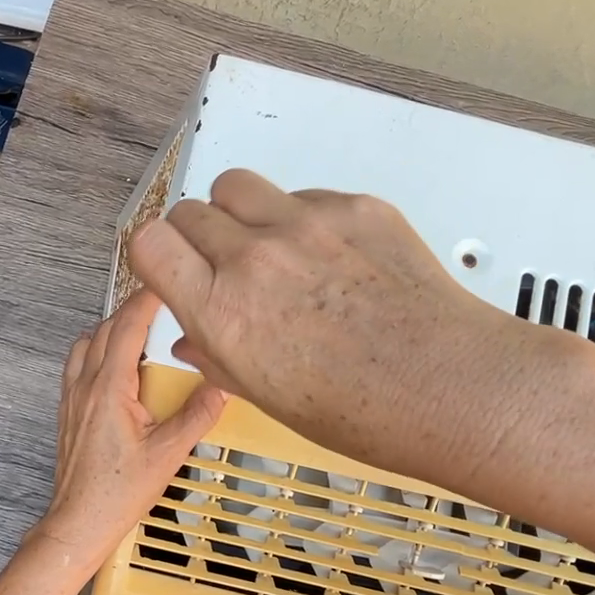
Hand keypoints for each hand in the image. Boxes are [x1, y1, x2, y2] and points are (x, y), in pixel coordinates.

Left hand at [30, 289, 227, 573]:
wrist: (78, 522)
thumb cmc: (116, 494)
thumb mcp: (168, 454)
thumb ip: (197, 415)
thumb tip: (222, 386)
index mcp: (109, 388)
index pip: (128, 326)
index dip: (149, 298)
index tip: (169, 283)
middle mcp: (85, 385)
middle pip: (107, 328)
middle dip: (135, 311)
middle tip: (166, 308)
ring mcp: (72, 398)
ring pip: (88, 344)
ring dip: (113, 331)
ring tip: (144, 338)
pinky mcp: (69, 412)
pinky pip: (78, 366)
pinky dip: (98, 354)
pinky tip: (120, 372)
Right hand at [127, 169, 555, 482]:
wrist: (444, 386)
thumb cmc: (359, 408)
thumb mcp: (263, 394)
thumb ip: (215, 356)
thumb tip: (192, 339)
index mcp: (222, 312)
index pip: (149, 243)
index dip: (154, 255)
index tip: (168, 267)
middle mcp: (255, 258)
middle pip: (191, 210)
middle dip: (196, 238)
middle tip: (221, 265)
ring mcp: (306, 225)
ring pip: (239, 186)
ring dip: (239, 213)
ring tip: (266, 248)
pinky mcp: (354, 207)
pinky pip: (303, 196)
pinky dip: (302, 220)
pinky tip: (330, 262)